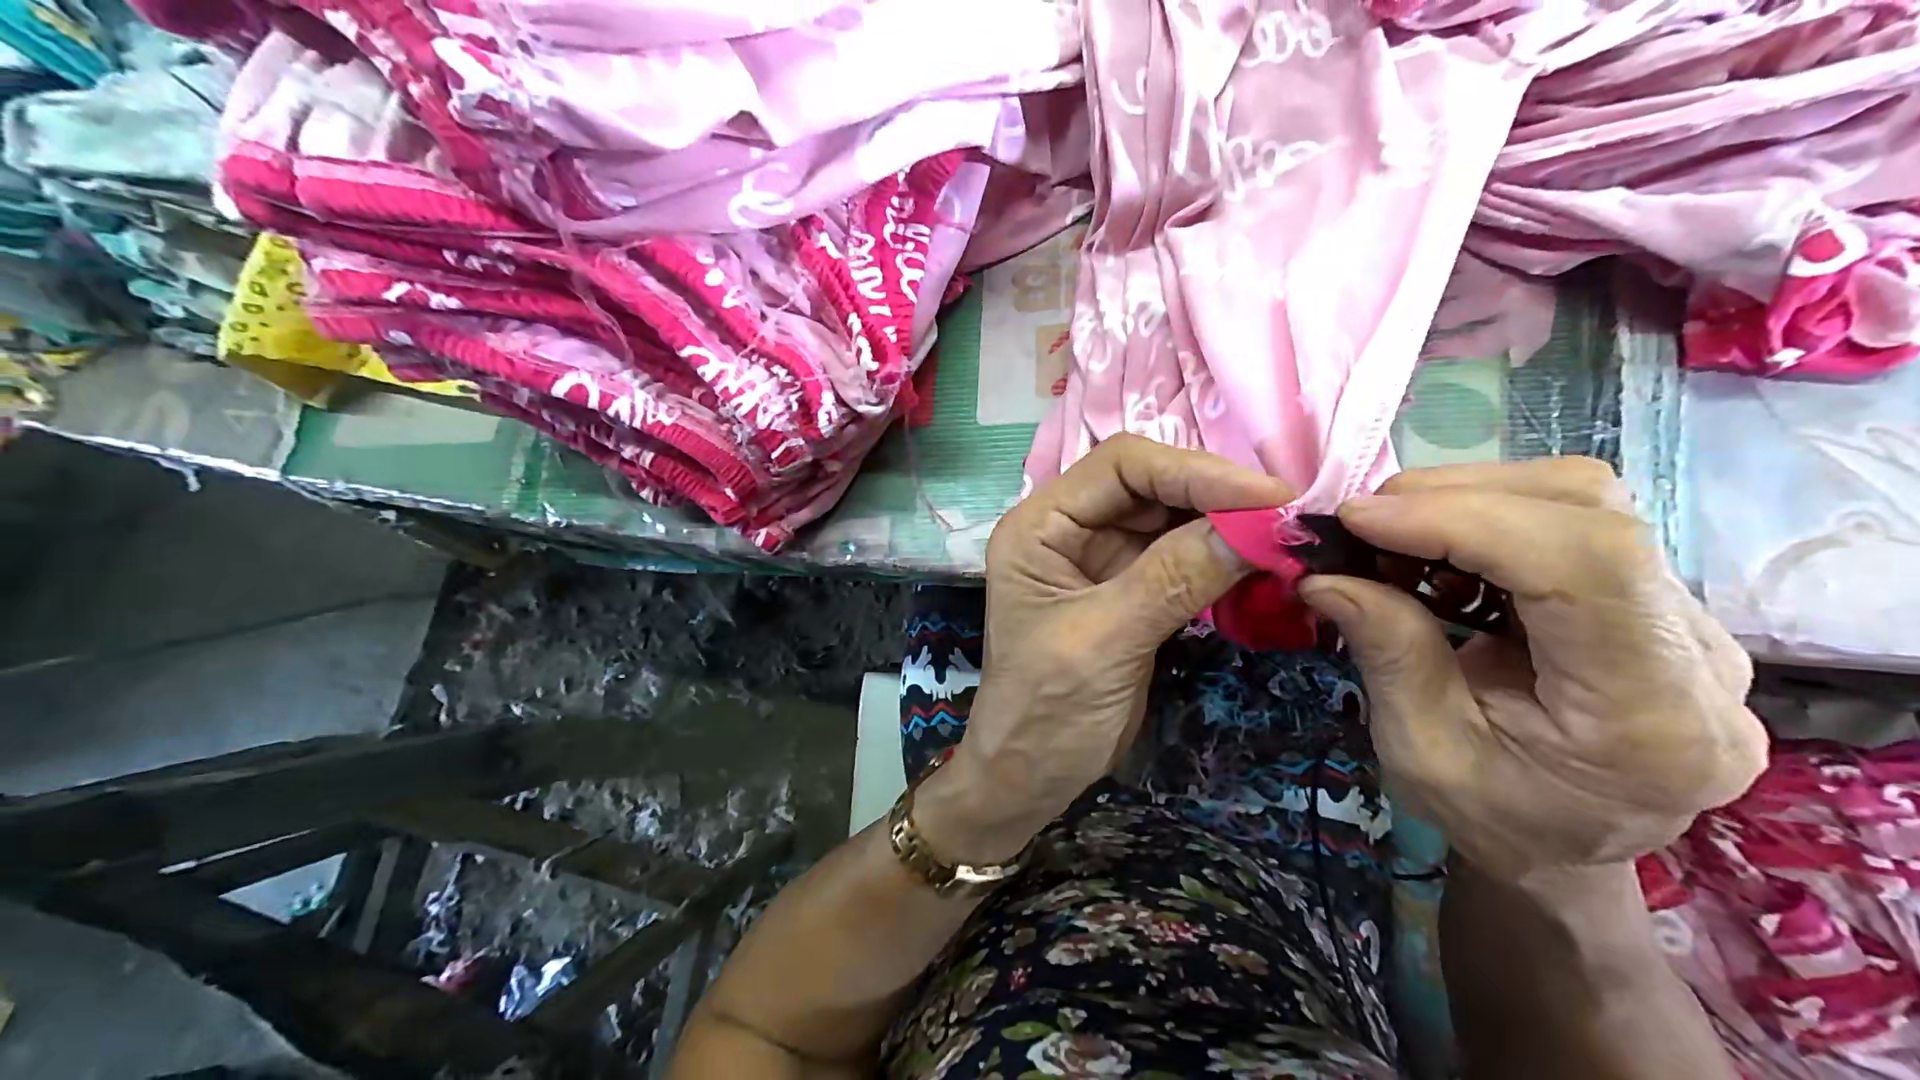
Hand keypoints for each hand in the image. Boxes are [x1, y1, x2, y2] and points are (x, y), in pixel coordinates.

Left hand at [915, 435, 1293, 863]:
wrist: (1029, 776)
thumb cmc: (1045, 712)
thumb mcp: (1104, 640)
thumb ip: (1172, 578)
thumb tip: (1255, 527)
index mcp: (1040, 525)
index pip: (1122, 466)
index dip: (1194, 470)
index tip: (1267, 496)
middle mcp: (1068, 528)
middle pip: (1151, 485)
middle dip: (1217, 496)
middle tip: (1289, 517)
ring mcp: (1100, 557)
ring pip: (1172, 518)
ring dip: (1226, 524)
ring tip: (1285, 538)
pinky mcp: (1129, 588)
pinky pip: (1181, 556)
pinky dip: (1220, 557)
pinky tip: (1258, 564)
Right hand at [1298, 459, 1767, 879]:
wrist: (1568, 847)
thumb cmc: (1493, 817)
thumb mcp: (1421, 750)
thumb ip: (1389, 653)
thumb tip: (1326, 573)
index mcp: (1650, 713)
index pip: (1584, 564)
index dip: (1463, 520)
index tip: (1357, 519)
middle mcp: (1696, 651)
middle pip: (1588, 512)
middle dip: (1454, 498)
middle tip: (1359, 524)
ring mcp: (1686, 616)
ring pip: (1583, 499)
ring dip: (1466, 497)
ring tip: (1391, 535)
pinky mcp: (1652, 597)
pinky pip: (1570, 519)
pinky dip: (1482, 514)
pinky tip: (1432, 547)